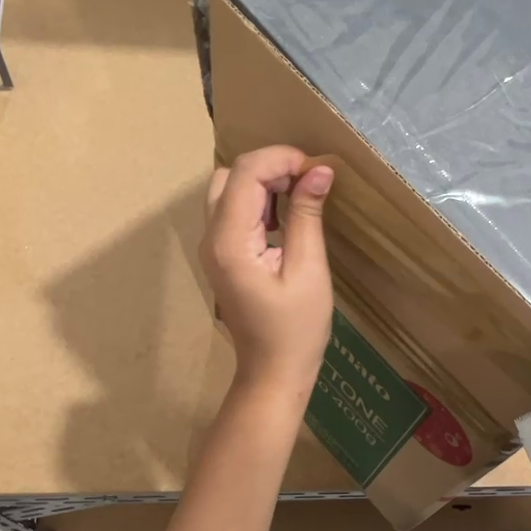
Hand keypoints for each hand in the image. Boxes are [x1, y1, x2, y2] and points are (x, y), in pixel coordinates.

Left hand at [201, 146, 334, 400]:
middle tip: (307, 183)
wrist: (272, 372)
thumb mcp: (308, 270)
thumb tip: (319, 170)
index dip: (281, 158)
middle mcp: (211, 238)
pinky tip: (284, 219)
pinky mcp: (220, 255)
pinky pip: (232, 211)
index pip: (245, 172)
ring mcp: (211, 247)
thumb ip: (307, 215)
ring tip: (299, 198)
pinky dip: (258, 202)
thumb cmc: (296, 330)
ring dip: (263, 183)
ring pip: (228, 190)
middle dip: (270, 167)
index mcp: (230, 242)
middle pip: (230, 175)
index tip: (316, 170)